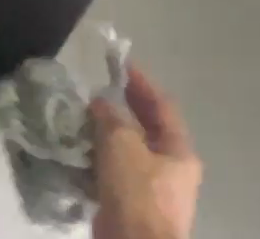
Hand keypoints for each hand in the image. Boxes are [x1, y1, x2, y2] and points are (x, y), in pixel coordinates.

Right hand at [90, 64, 202, 238]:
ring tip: (82, 111)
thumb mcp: (121, 143)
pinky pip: (117, 165)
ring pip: (131, 146)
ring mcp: (155, 185)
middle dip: (125, 103)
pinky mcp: (134, 199)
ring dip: (109, 127)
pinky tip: (81, 143)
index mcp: (178, 151)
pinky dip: (100, 150)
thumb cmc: (136, 190)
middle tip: (99, 83)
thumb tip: (102, 103)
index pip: (162, 106)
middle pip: (149, 126)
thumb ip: (111, 116)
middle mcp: (172, 166)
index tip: (120, 61)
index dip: (142, 81)